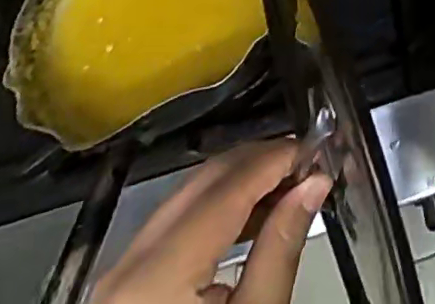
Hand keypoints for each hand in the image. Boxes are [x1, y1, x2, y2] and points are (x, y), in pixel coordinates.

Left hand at [92, 140, 332, 303]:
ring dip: (241, 182)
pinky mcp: (125, 284)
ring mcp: (120, 273)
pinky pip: (175, 224)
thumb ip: (280, 249)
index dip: (275, 159)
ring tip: (289, 184)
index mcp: (156, 276)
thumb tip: (313, 187)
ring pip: (187, 197)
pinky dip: (217, 209)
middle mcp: (128, 263)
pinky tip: (253, 216)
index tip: (315, 150)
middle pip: (203, 182)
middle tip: (308, 162)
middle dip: (259, 162)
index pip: (226, 187)